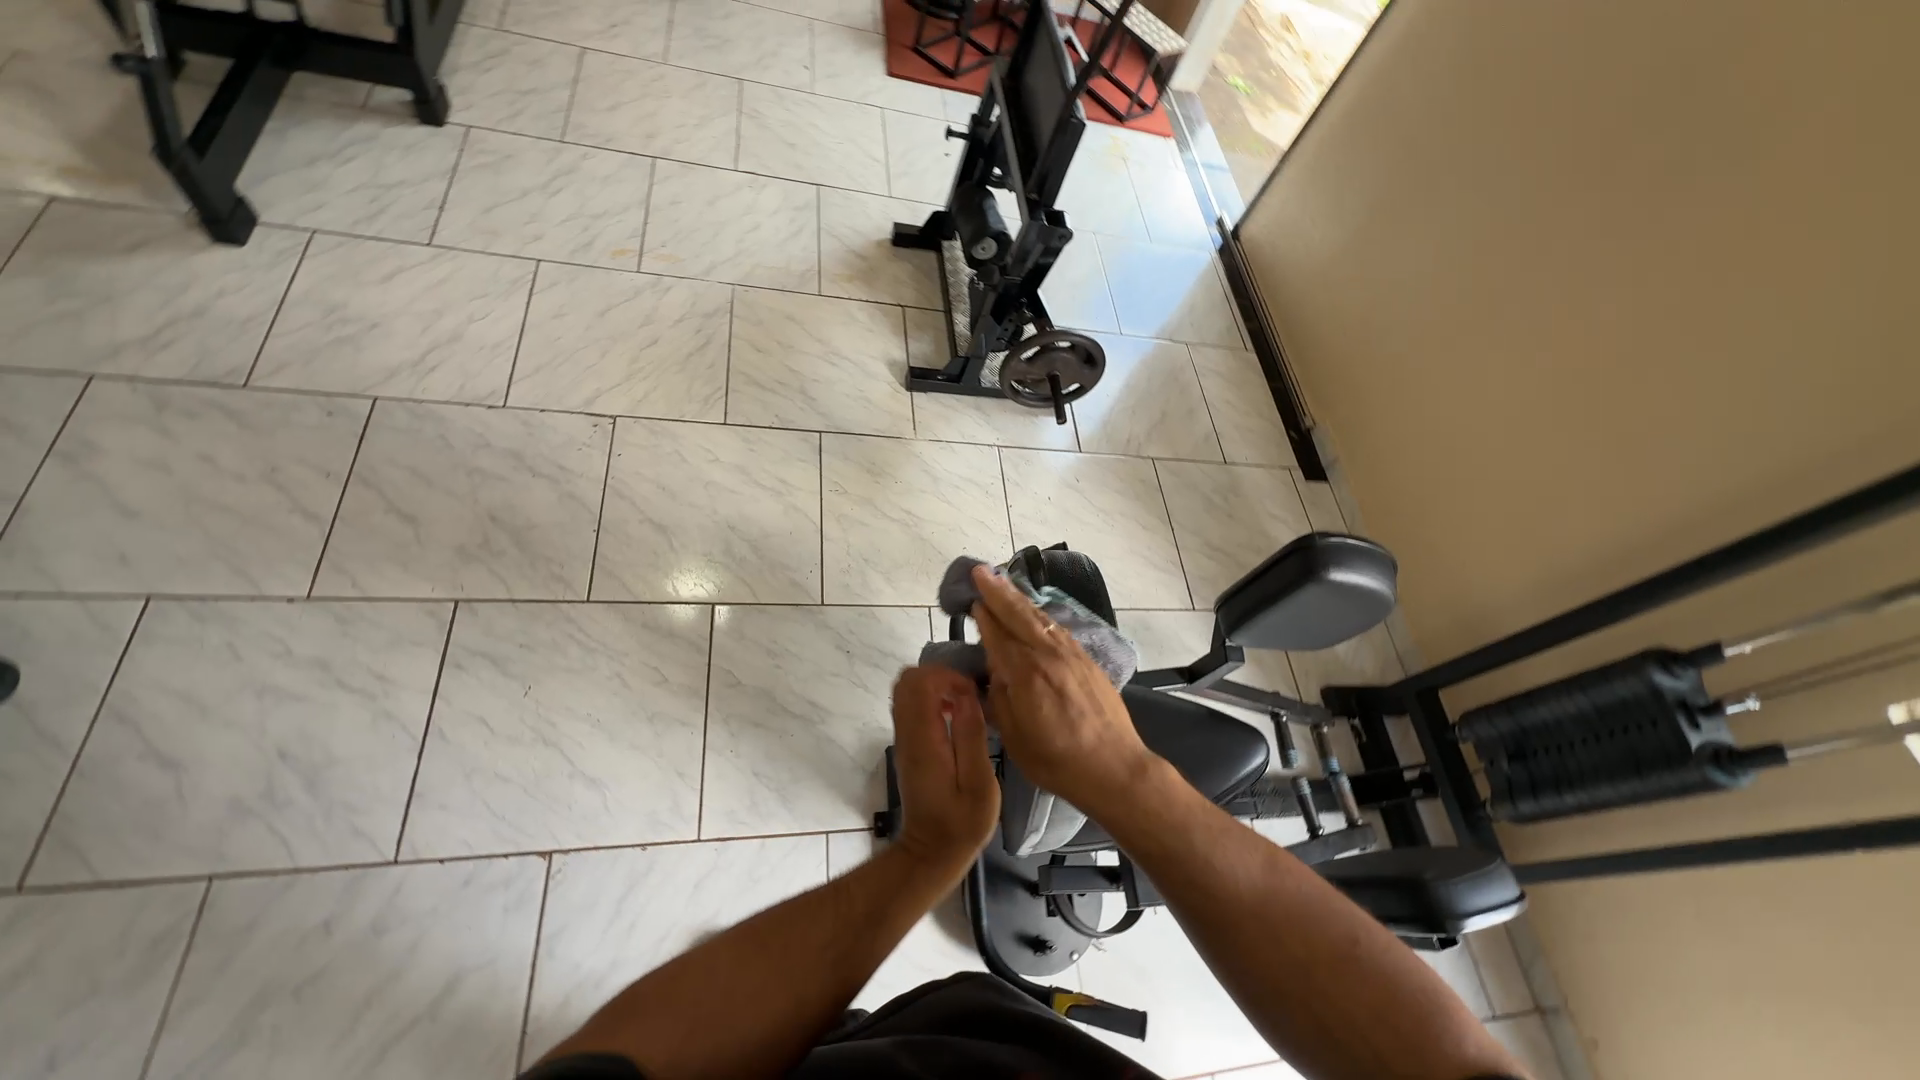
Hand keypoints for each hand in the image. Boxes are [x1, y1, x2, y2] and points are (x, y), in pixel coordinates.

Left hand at [889, 666, 1000, 878]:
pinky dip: (932, 700)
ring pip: (906, 691)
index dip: (949, 678)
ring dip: (936, 687)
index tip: (973, 695)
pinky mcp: (907, 745)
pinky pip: (910, 706)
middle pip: (907, 681)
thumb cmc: (962, 823)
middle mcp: (907, 734)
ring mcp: (903, 739)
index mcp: (924, 740)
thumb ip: (971, 736)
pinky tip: (955, 717)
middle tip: (968, 695)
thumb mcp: (979, 783)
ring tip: (964, 705)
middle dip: (940, 676)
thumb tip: (967, 697)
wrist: (932, 851)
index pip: (920, 684)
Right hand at [970, 564, 1159, 814]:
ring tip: (1003, 582)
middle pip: (1018, 615)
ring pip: (1040, 618)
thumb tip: (994, 671)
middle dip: (998, 592)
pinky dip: (1041, 616)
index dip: (984, 617)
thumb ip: (1000, 699)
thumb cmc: (1057, 761)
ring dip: (1019, 598)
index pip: (997, 635)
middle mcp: (1048, 655)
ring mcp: (1072, 655)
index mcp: (1025, 674)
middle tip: (980, 571)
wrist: (1114, 768)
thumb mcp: (1014, 738)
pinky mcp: (1087, 661)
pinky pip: (1058, 629)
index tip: (972, 600)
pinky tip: (1035, 613)